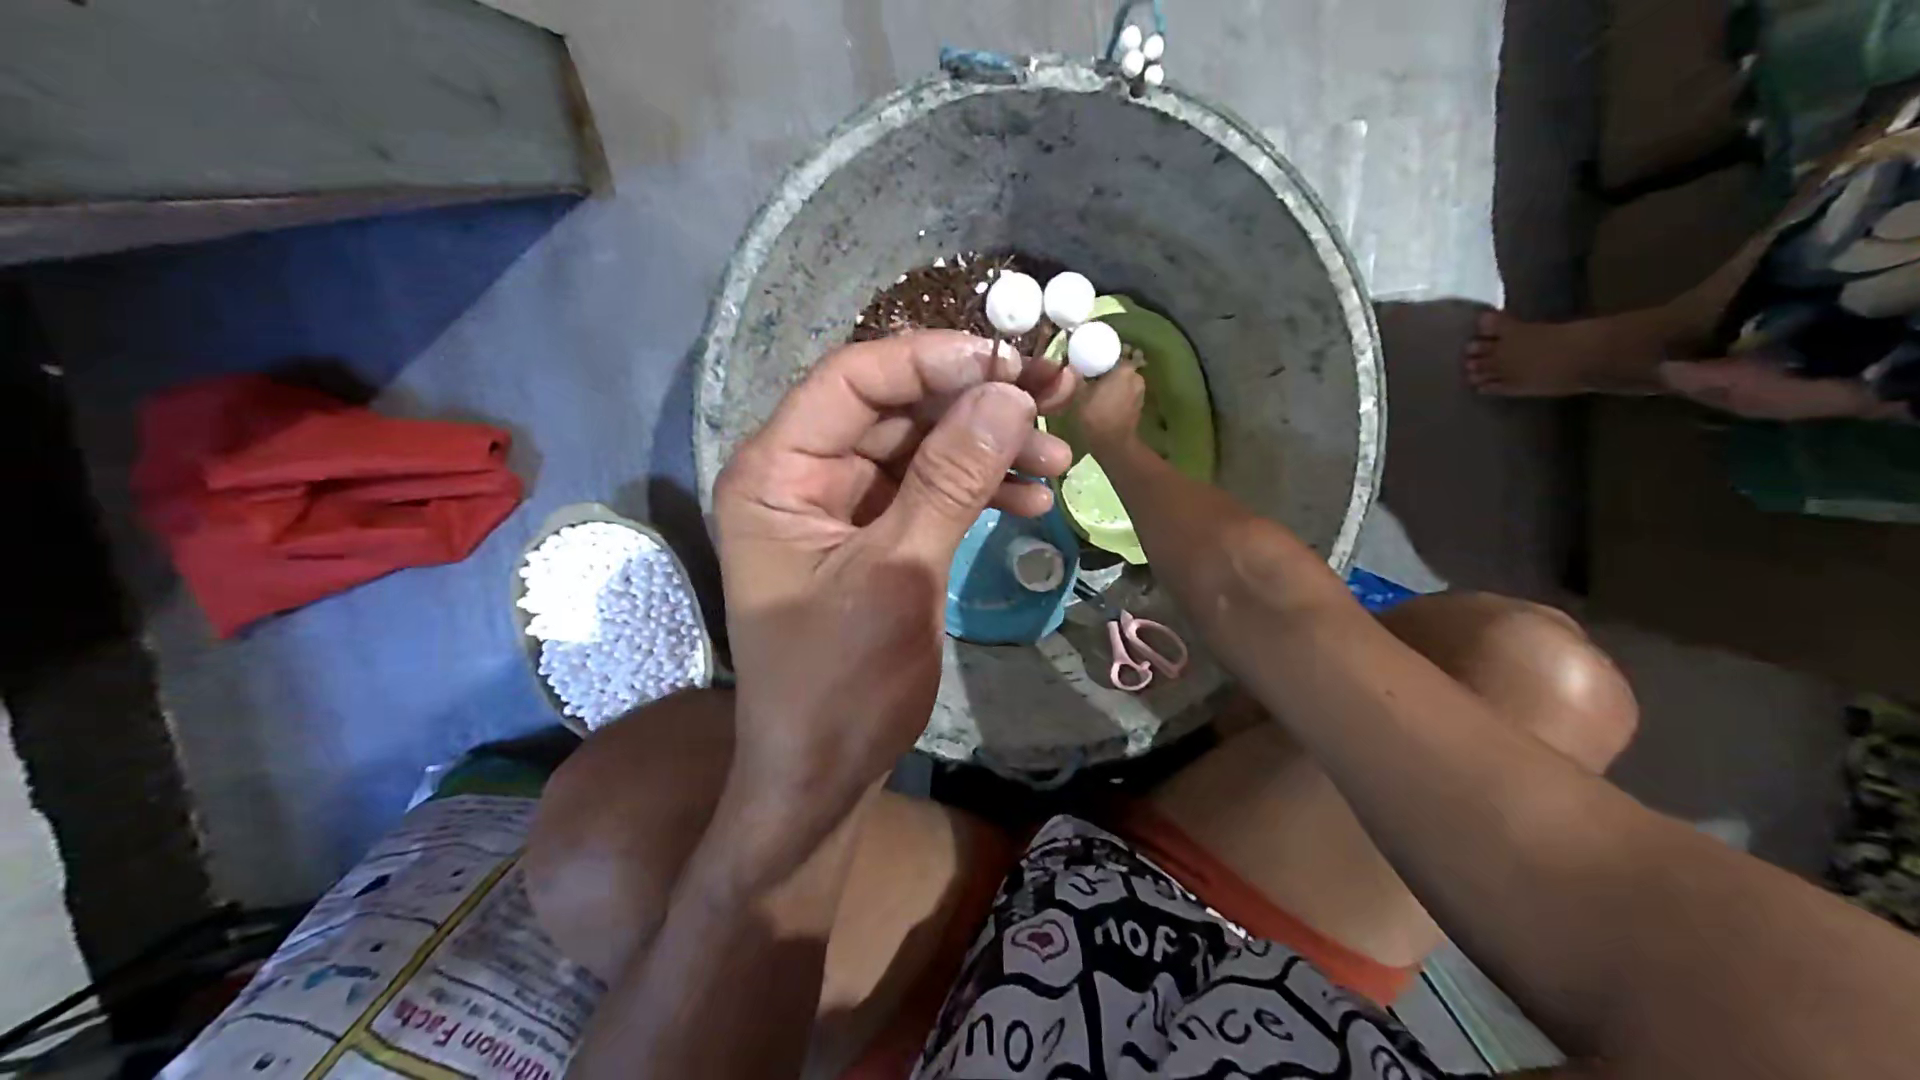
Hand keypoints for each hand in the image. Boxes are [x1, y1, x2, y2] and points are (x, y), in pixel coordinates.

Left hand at [713, 331, 1076, 813]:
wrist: (824, 776)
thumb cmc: (843, 684)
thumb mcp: (900, 575)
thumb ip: (951, 479)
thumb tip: (1008, 394)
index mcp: (776, 474)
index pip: (853, 381)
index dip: (933, 361)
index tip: (1011, 366)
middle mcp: (801, 476)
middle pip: (894, 409)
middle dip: (975, 404)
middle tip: (1055, 399)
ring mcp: (839, 507)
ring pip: (921, 448)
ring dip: (988, 448)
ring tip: (1058, 459)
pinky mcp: (873, 536)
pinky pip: (928, 492)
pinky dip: (978, 490)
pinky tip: (1031, 499)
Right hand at [1072, 359, 1146, 453]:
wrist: (1113, 445)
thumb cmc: (1096, 415)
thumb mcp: (1080, 393)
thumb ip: (1077, 376)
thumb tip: (1072, 364)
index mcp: (1125, 369)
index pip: (1116, 352)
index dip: (1103, 354)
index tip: (1090, 358)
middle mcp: (1137, 377)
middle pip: (1121, 366)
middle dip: (1108, 369)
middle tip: (1091, 373)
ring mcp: (1140, 393)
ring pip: (1124, 381)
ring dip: (1113, 383)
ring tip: (1096, 388)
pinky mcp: (1138, 407)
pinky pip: (1126, 393)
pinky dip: (1116, 394)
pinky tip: (1103, 401)